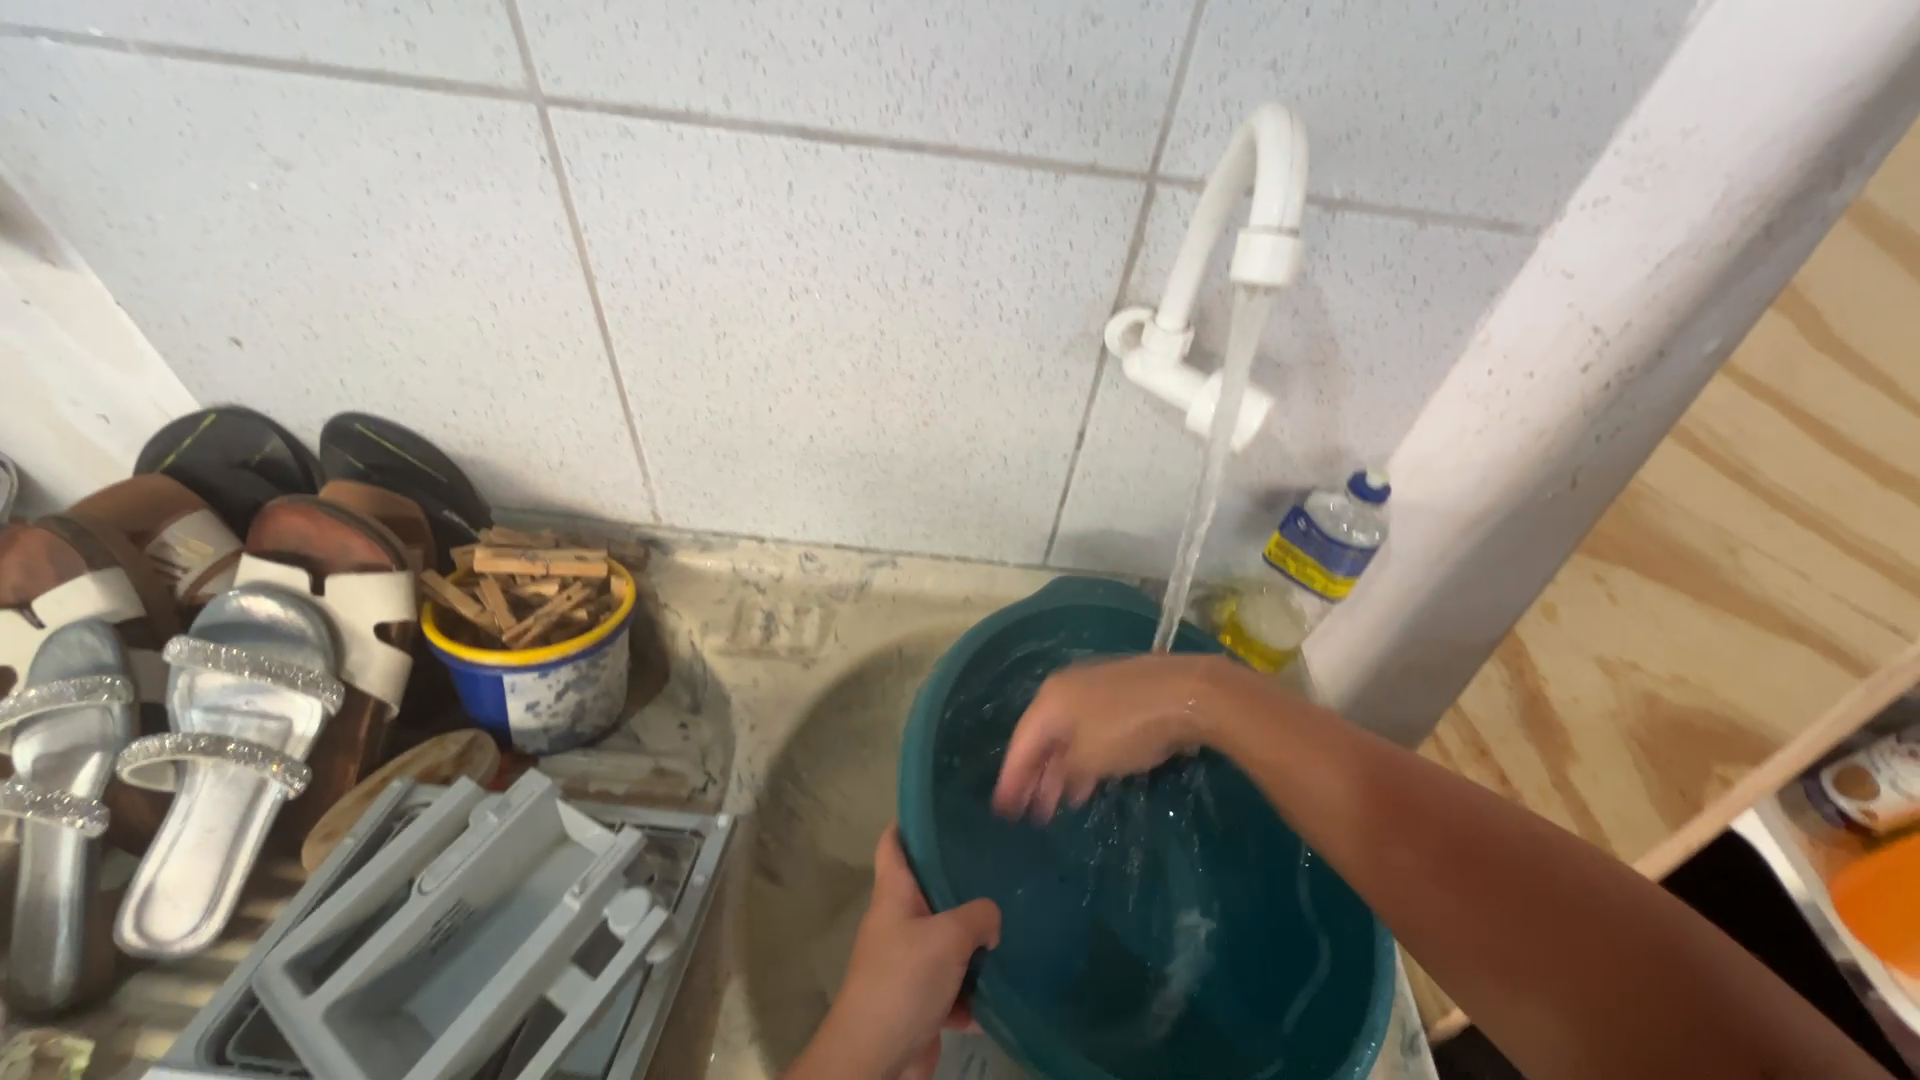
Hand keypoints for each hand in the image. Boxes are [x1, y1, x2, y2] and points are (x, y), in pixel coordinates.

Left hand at [787, 826, 1001, 1079]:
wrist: (878, 1057)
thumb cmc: (903, 981)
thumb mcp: (947, 937)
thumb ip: (978, 916)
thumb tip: (992, 920)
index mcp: (893, 895)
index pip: (894, 843)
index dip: (911, 821)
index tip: (944, 807)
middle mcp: (899, 922)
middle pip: (930, 890)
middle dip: (962, 880)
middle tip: (1000, 864)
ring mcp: (909, 961)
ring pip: (948, 939)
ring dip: (976, 940)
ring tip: (1014, 921)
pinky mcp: (923, 998)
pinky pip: (955, 983)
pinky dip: (974, 987)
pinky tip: (1004, 983)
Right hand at [992, 653, 1239, 822]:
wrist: (1189, 693)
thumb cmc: (1129, 728)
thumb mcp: (1090, 759)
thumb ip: (1065, 772)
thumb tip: (1059, 777)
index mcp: (1049, 701)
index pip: (1020, 744)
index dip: (1011, 780)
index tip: (1003, 810)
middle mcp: (1065, 690)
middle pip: (1042, 739)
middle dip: (1035, 778)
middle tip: (1028, 814)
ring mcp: (1095, 691)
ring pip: (1067, 737)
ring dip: (1060, 772)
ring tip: (1056, 807)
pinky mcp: (1121, 696)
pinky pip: (1090, 732)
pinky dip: (1083, 759)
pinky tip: (1085, 784)